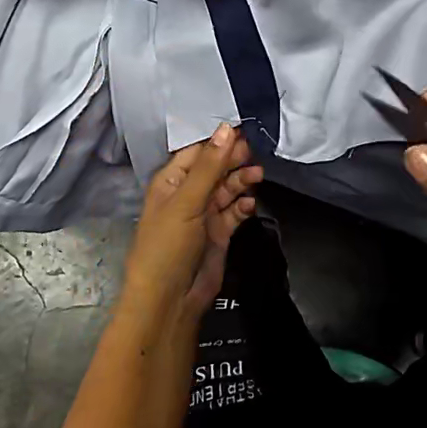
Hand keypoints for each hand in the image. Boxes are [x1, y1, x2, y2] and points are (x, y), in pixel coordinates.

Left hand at [122, 124, 262, 320]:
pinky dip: (243, 207)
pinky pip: (234, 213)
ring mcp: (203, 215)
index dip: (217, 140)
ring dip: (241, 181)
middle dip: (233, 158)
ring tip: (258, 175)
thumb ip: (209, 166)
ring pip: (226, 189)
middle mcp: (187, 195)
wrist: (170, 299)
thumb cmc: (167, 246)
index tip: (242, 127)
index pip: (196, 151)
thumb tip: (226, 129)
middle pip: (214, 168)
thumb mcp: (186, 202)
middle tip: (255, 149)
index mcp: (170, 182)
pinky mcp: (218, 234)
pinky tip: (250, 204)